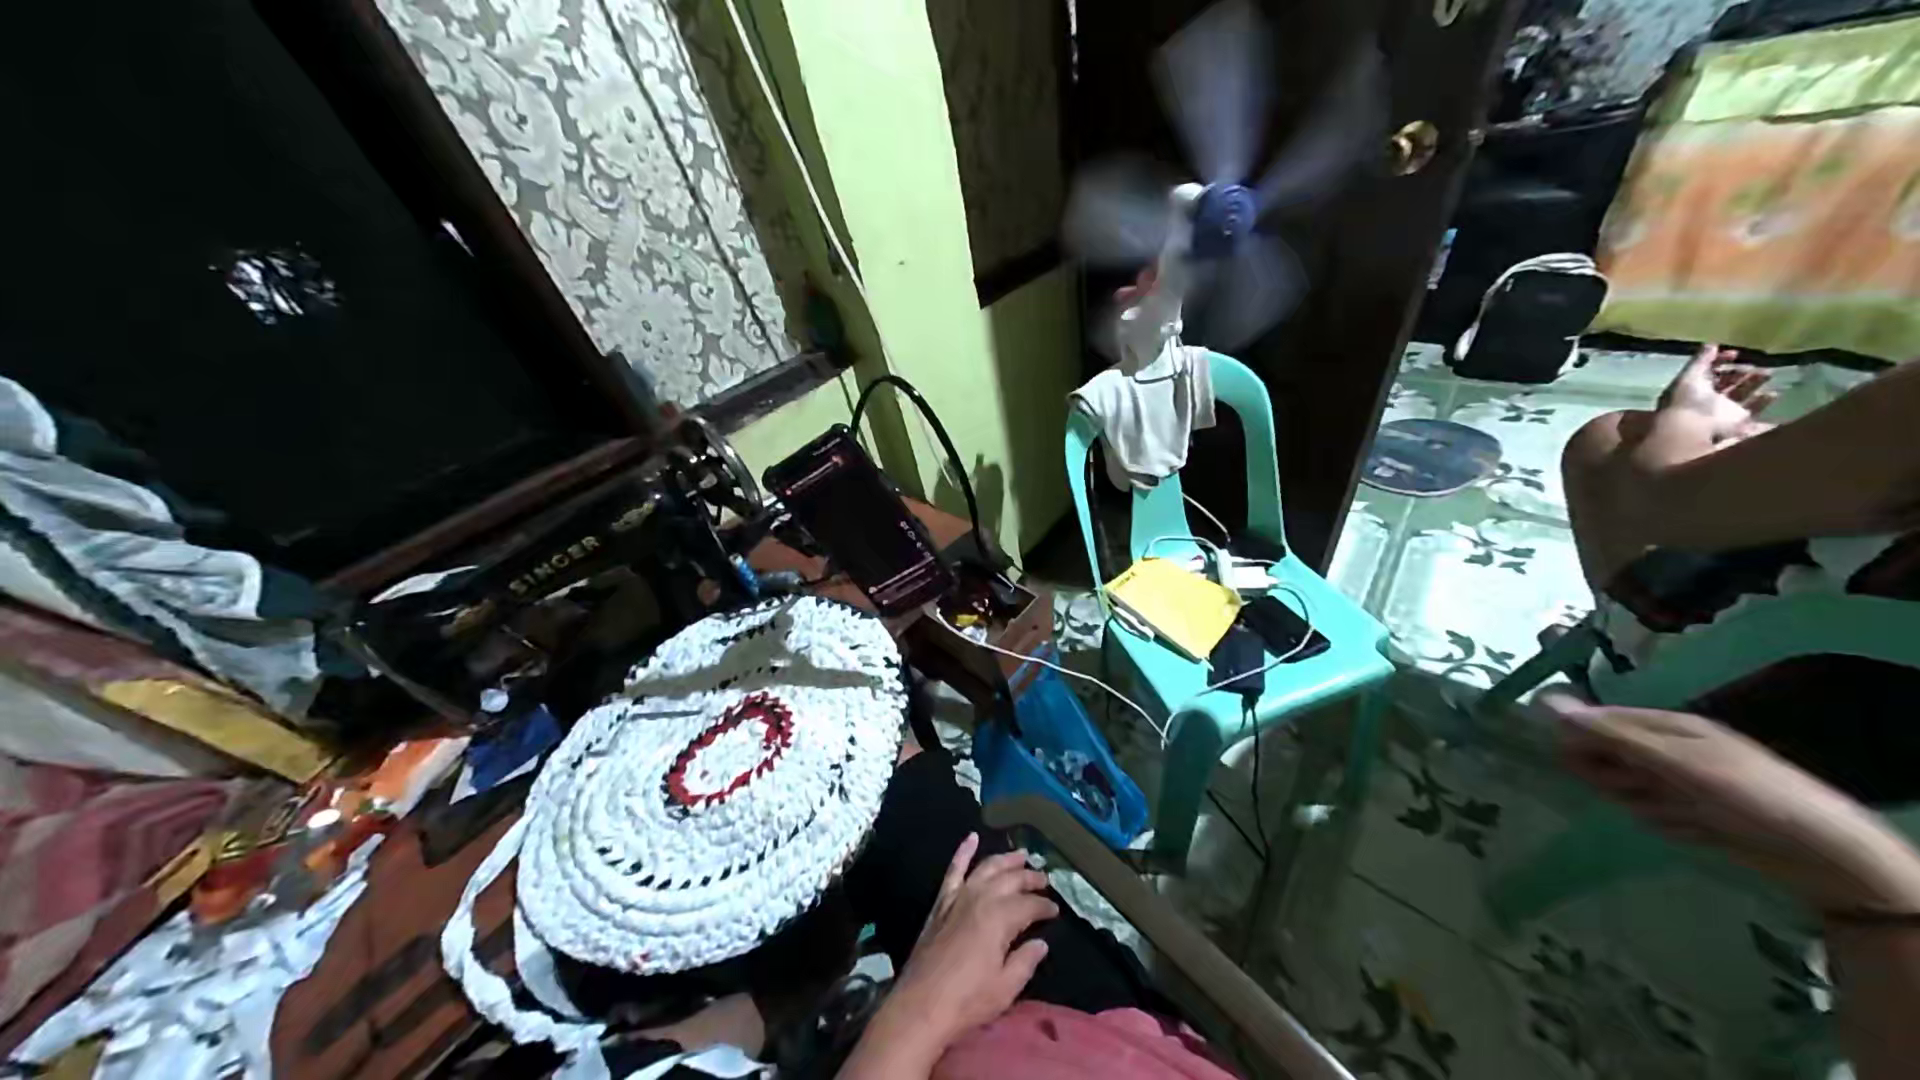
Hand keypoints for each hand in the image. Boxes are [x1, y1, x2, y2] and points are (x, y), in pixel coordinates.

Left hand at [861, 834, 1056, 1068]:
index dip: (1044, 907)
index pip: (1029, 905)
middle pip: (1011, 880)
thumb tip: (1040, 943)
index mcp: (1000, 917)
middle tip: (1044, 879)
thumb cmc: (968, 1000)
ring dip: (1005, 859)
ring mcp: (959, 896)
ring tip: (1021, 855)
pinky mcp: (941, 901)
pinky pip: (954, 869)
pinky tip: (971, 838)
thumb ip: (1026, 960)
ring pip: (987, 868)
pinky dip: (963, 851)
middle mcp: (981, 898)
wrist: (921, 1004)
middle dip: (1030, 878)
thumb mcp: (1006, 987)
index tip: (1055, 910)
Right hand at [1540, 692, 1919, 913]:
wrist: (1827, 857)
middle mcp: (1668, 749)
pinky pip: (1649, 813)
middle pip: (1604, 755)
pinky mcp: (1689, 812)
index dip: (1579, 739)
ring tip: (1680, 814)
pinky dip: (1664, 823)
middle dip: (1612, 776)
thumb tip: (1545, 701)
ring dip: (1640, 803)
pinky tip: (1694, 829)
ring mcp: (1679, 782)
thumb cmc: (1750, 795)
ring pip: (1623, 788)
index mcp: (1666, 726)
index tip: (1573, 759)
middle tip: (1637, 789)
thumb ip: (1609, 734)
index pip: (1596, 720)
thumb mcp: (1675, 761)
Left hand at [1658, 343, 1777, 441]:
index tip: (1734, 353)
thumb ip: (1700, 360)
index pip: (1707, 371)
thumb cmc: (1687, 401)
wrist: (1693, 429)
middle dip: (1740, 371)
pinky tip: (1771, 393)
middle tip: (1753, 367)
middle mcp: (1706, 399)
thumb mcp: (1689, 376)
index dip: (1719, 361)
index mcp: (1690, 388)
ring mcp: (1722, 410)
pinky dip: (1763, 400)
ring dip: (1754, 382)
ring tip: (1767, 373)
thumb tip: (1711, 344)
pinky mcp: (1738, 421)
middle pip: (1726, 381)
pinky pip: (1754, 409)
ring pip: (1742, 392)